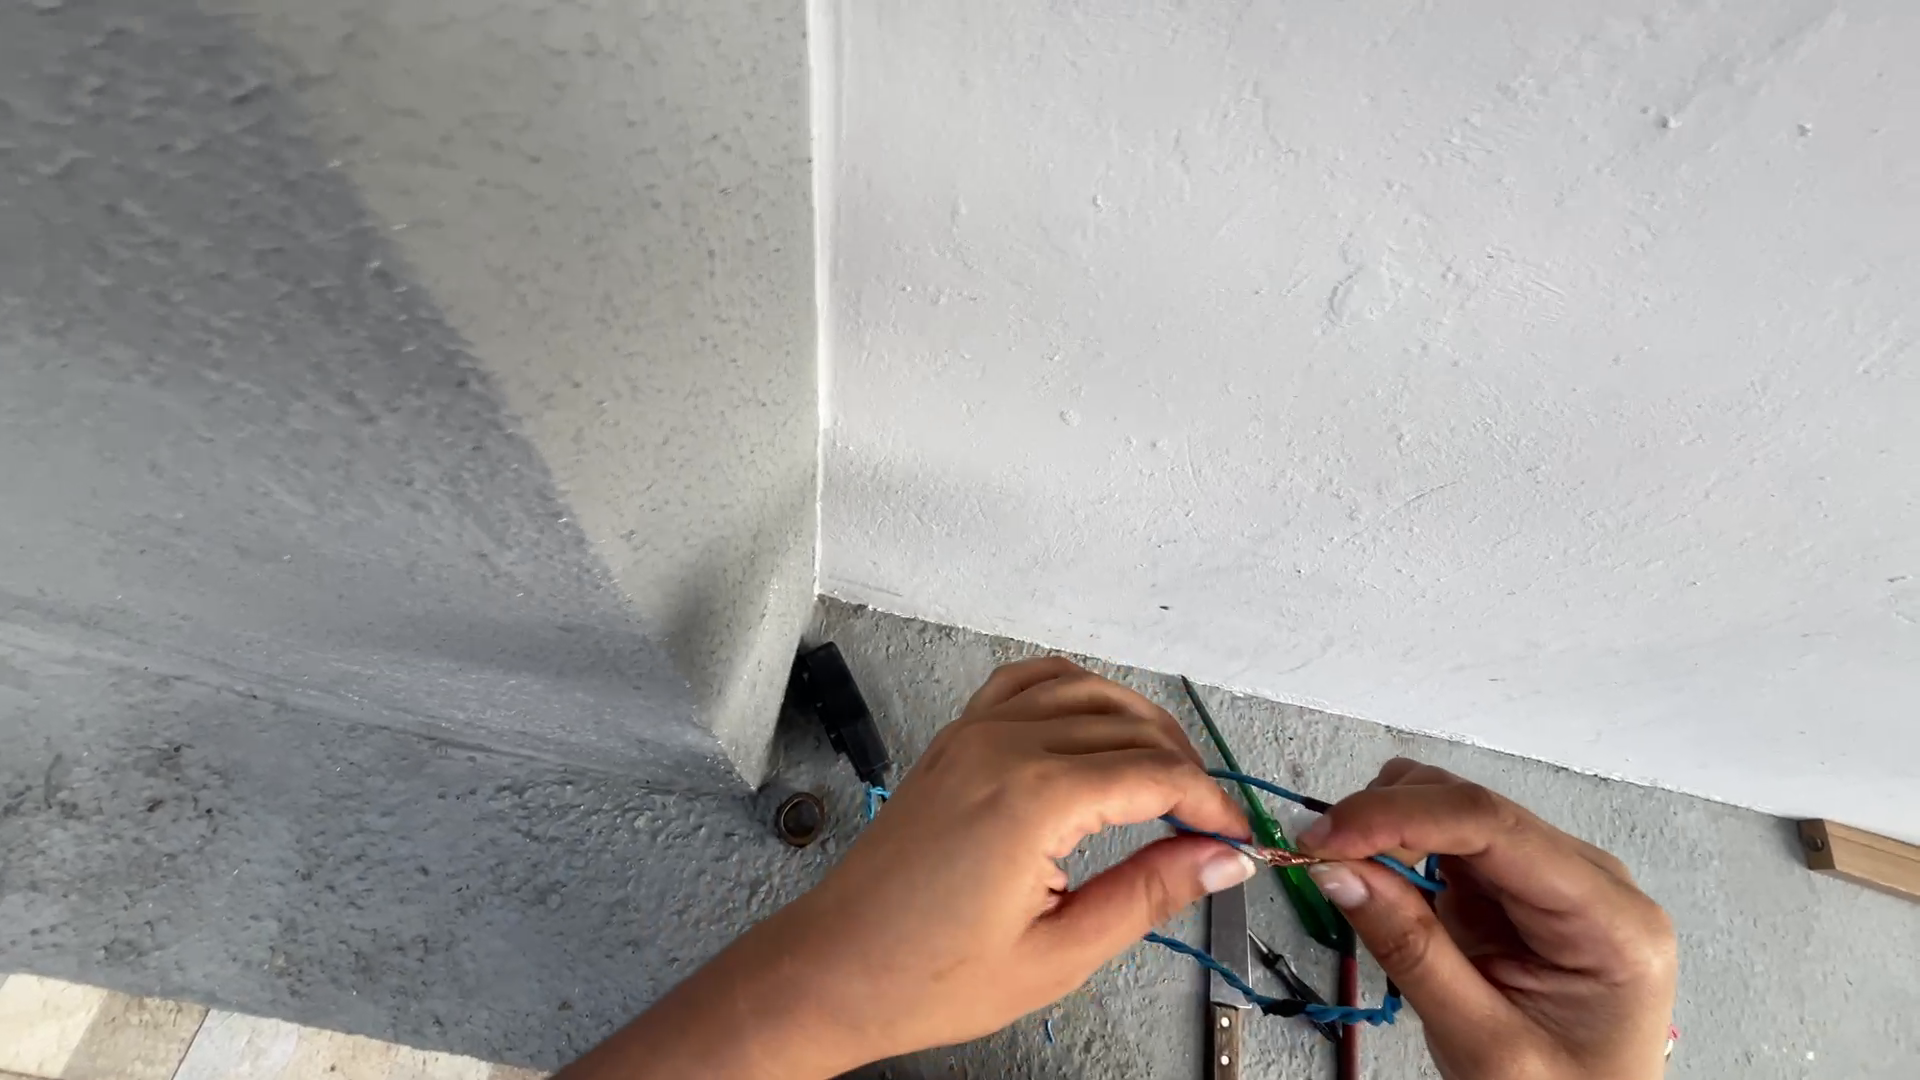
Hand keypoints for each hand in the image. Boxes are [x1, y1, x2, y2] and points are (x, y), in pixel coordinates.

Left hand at [558, 658, 1254, 1079]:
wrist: (837, 962)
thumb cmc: (937, 975)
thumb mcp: (1059, 954)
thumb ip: (1148, 893)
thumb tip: (1223, 859)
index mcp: (1037, 796)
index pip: (1155, 773)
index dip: (1211, 802)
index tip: (1239, 838)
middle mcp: (1008, 741)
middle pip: (1127, 724)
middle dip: (1184, 764)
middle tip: (1209, 819)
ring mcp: (977, 727)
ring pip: (1084, 688)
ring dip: (1136, 720)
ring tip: (1165, 772)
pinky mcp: (958, 733)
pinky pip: (1026, 681)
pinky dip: (1074, 688)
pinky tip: (1092, 720)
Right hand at [1297, 759, 1676, 1079]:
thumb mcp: (1483, 1045)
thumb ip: (1410, 951)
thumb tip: (1331, 868)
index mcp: (1606, 919)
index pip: (1488, 824)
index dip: (1395, 816)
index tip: (1319, 842)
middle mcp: (1583, 873)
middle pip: (1462, 802)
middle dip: (1379, 819)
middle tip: (1319, 862)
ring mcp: (1545, 865)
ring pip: (1441, 799)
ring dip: (1381, 825)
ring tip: (1358, 882)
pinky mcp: (1508, 870)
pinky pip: (1434, 824)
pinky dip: (1390, 838)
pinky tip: (1383, 882)